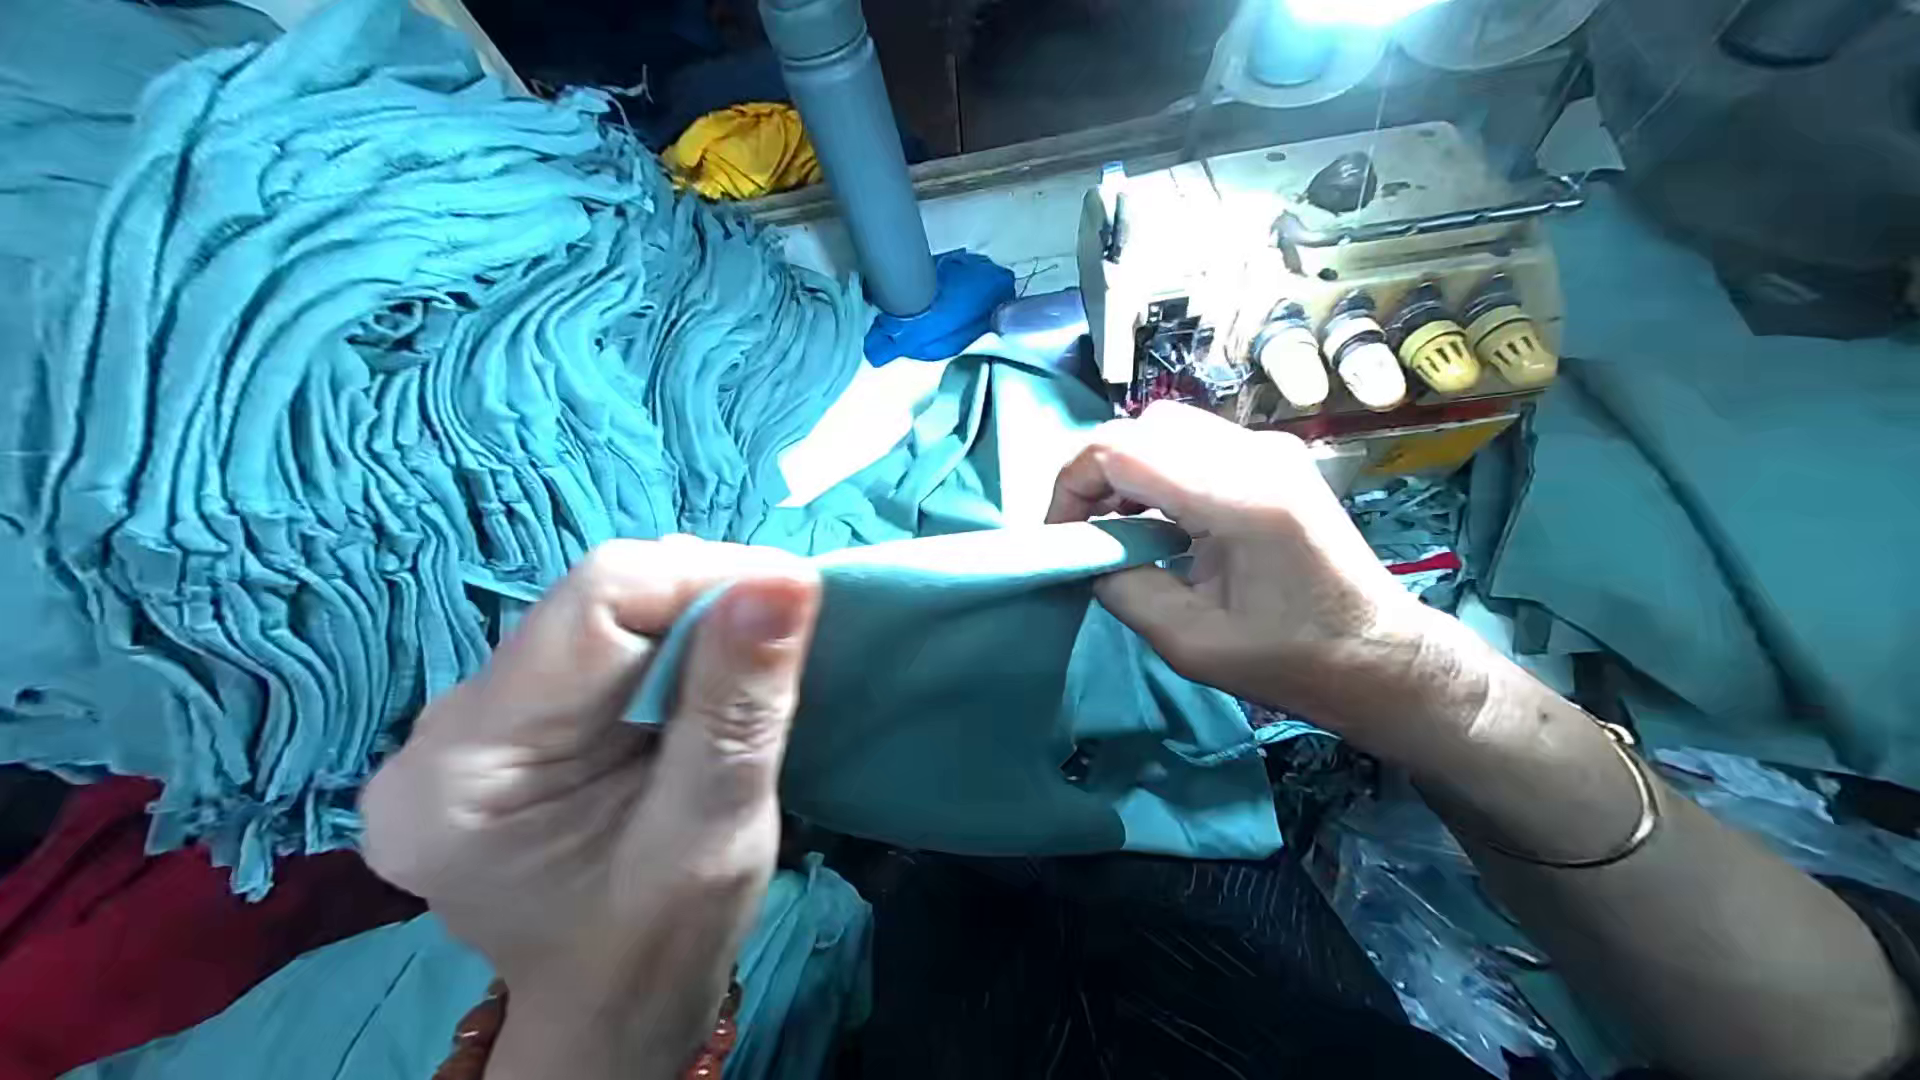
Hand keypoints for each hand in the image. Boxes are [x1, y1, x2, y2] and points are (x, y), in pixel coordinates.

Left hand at [360, 538, 820, 1079]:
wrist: (617, 1004)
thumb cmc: (665, 944)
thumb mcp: (717, 828)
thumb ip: (740, 701)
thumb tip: (785, 578)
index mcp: (469, 769)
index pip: (596, 602)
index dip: (705, 578)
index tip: (794, 594)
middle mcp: (445, 727)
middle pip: (597, 600)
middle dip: (706, 599)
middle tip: (783, 629)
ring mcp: (471, 718)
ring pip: (605, 611)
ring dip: (694, 617)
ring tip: (749, 654)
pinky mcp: (510, 715)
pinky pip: (604, 638)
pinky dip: (673, 639)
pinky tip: (706, 670)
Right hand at [1048, 401, 1494, 766]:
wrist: (1380, 654)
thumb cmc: (1291, 660)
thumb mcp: (1190, 643)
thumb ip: (1124, 588)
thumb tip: (1086, 553)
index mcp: (1240, 498)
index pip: (1122, 450)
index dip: (1072, 485)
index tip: (1061, 534)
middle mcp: (1255, 454)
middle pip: (1140, 427)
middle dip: (1092, 472)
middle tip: (1081, 528)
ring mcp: (1268, 448)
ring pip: (1162, 428)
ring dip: (1122, 469)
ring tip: (1113, 524)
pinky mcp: (1271, 456)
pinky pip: (1190, 442)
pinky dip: (1152, 470)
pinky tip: (1152, 515)